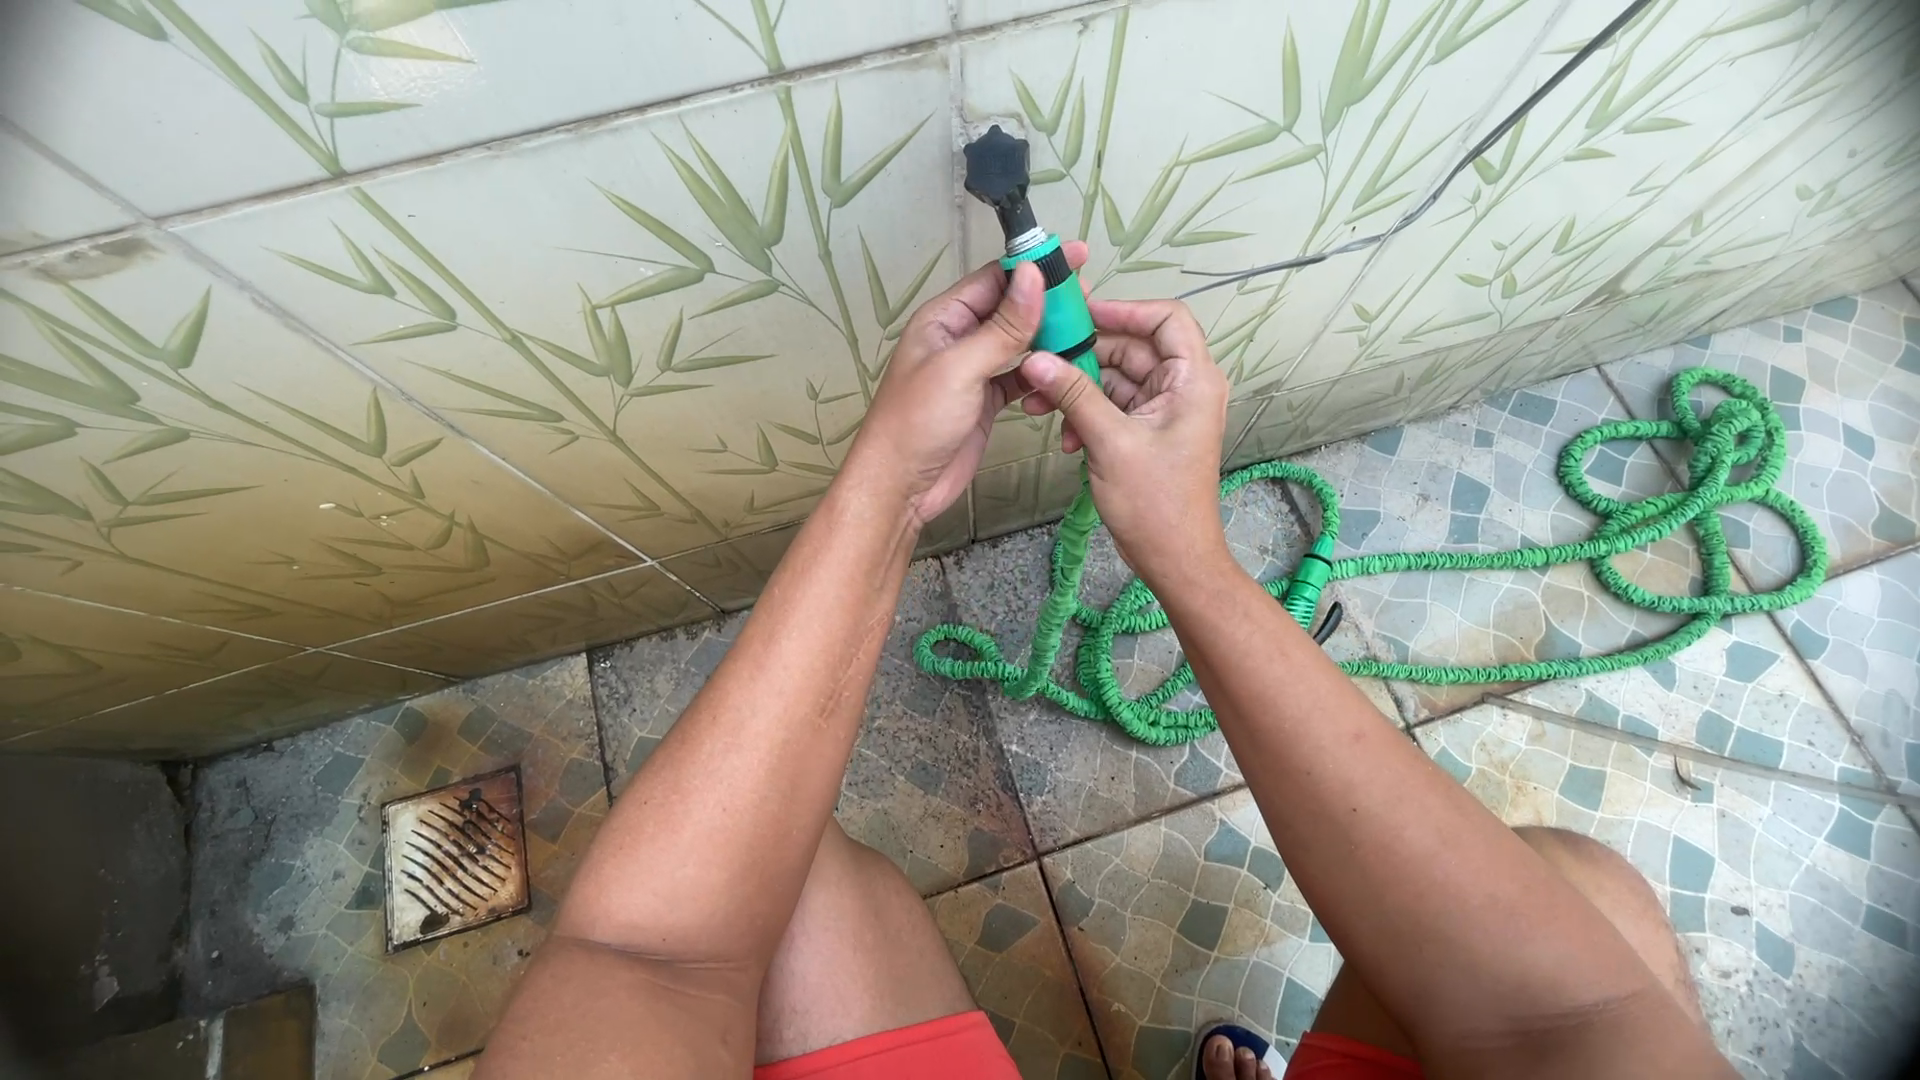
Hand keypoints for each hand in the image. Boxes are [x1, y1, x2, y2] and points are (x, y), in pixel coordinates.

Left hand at [847, 241, 1089, 524]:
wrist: (901, 486)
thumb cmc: (916, 423)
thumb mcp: (960, 368)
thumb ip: (1002, 326)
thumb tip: (1033, 277)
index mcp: (944, 319)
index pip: (995, 279)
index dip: (1034, 266)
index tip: (1075, 257)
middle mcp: (959, 339)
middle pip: (1011, 309)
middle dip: (1048, 303)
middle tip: (1090, 300)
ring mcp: (974, 371)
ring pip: (1019, 343)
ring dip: (1049, 339)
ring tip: (1086, 334)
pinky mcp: (986, 400)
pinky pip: (1020, 377)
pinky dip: (1041, 374)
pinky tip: (1061, 374)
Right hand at [1017, 297, 1230, 587]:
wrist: (1172, 557)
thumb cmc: (1156, 503)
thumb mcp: (1111, 442)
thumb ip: (1074, 395)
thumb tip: (1036, 359)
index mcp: (1193, 380)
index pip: (1165, 318)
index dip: (1124, 309)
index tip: (1080, 314)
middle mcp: (1183, 388)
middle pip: (1131, 348)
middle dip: (1086, 357)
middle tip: (1043, 360)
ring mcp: (1163, 411)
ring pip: (1115, 379)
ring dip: (1078, 390)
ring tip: (1041, 405)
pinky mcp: (1145, 432)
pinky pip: (1111, 407)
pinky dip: (1086, 416)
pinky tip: (1066, 438)